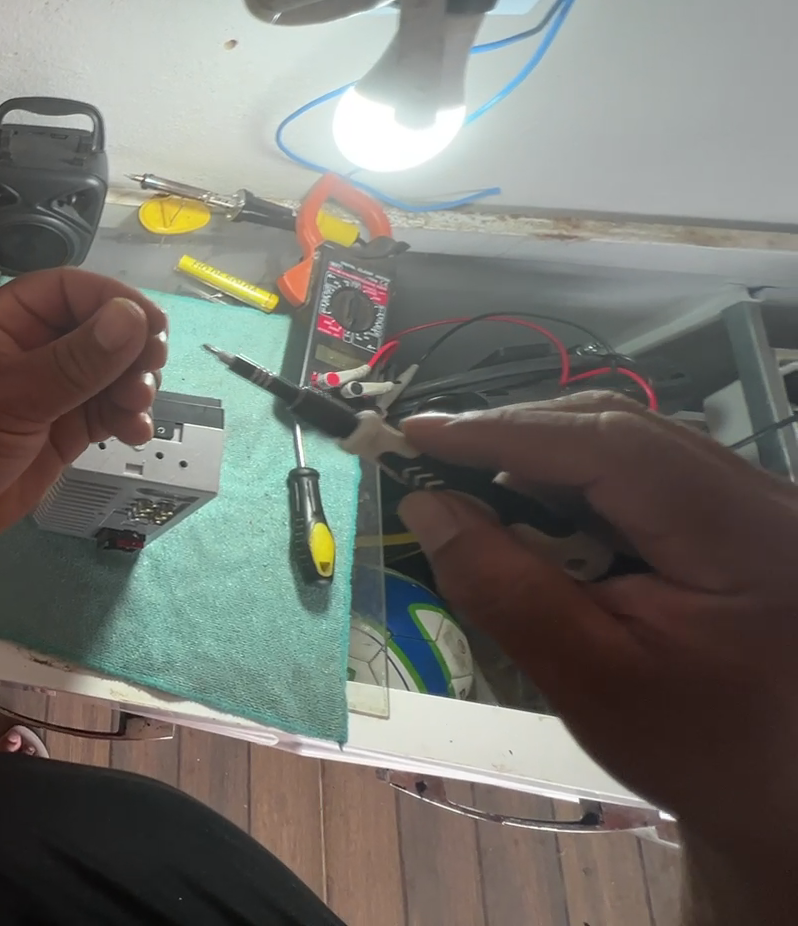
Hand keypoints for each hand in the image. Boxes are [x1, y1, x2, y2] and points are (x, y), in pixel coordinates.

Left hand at [0, 268, 167, 556]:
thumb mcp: (11, 395)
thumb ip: (75, 360)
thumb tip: (133, 318)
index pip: (65, 290)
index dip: (111, 300)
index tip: (152, 325)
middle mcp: (25, 348)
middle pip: (93, 328)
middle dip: (128, 346)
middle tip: (151, 368)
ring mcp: (45, 389)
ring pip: (106, 371)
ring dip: (131, 383)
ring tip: (136, 406)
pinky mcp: (60, 428)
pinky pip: (104, 409)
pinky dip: (124, 416)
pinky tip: (133, 432)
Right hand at [396, 395, 797, 887]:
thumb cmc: (699, 746)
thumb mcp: (582, 673)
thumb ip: (498, 583)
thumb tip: (423, 504)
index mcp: (750, 542)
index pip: (610, 449)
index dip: (502, 432)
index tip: (414, 434)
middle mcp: (772, 505)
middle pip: (620, 430)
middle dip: (513, 437)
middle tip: (429, 457)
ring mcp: (764, 510)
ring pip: (628, 444)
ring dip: (537, 460)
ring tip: (473, 492)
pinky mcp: (747, 522)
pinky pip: (644, 472)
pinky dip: (571, 483)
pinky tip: (535, 517)